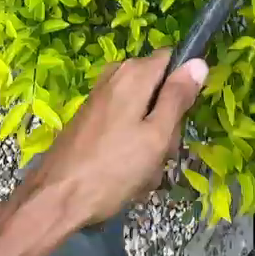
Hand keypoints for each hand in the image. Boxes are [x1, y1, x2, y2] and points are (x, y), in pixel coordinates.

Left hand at [23, 51, 208, 228]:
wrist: (56, 197)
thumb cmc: (112, 168)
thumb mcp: (156, 136)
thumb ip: (177, 97)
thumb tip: (199, 62)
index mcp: (134, 73)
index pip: (172, 58)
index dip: (183, 86)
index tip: (181, 117)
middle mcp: (116, 74)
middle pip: (157, 86)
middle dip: (165, 119)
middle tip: (160, 153)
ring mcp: (100, 96)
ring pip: (141, 108)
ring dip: (148, 137)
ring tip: (142, 170)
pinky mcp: (90, 116)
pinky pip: (123, 121)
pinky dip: (129, 143)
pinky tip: (126, 173)